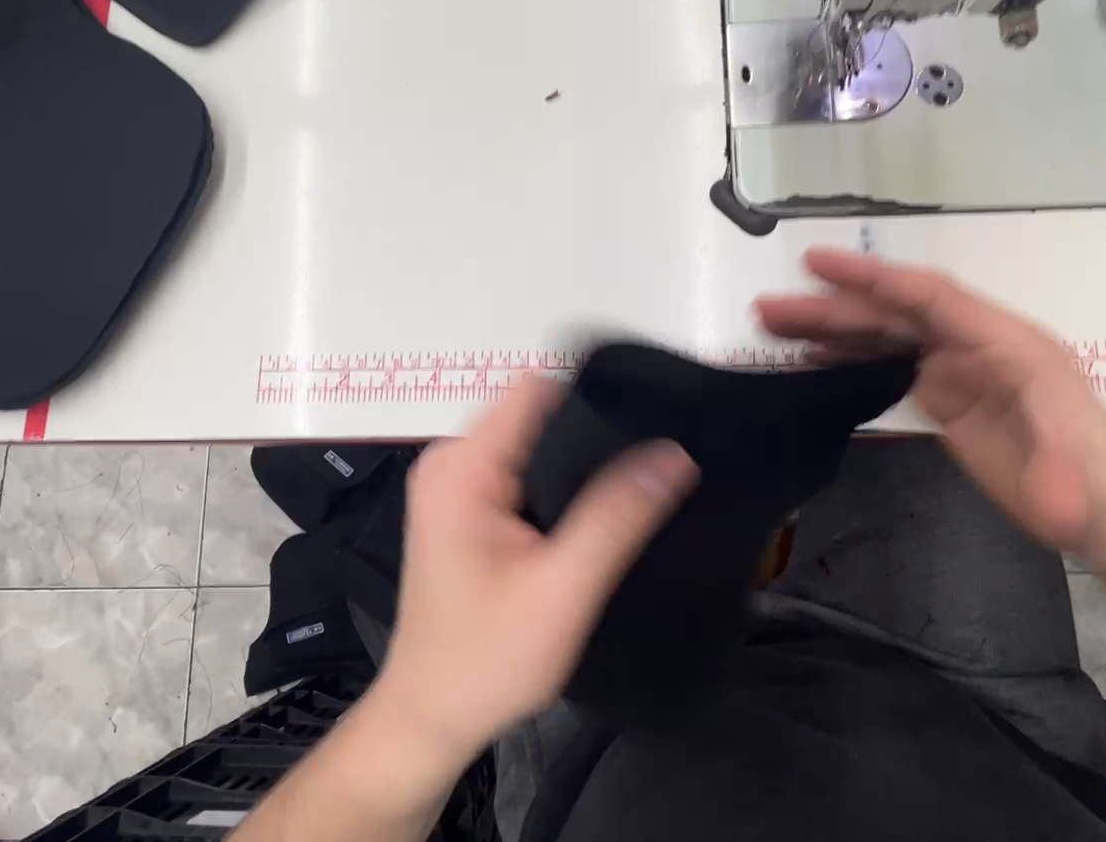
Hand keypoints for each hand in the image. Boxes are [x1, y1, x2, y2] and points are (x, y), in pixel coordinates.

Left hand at [369, 377, 697, 760]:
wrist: (432, 716)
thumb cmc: (487, 660)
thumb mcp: (562, 590)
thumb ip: (617, 517)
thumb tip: (673, 455)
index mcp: (462, 466)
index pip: (536, 389)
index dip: (591, 397)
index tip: (644, 422)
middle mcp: (451, 461)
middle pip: (536, 411)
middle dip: (590, 433)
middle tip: (646, 466)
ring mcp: (454, 483)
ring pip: (533, 441)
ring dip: (576, 461)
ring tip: (626, 489)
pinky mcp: (464, 506)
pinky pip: (521, 469)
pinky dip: (557, 482)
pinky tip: (589, 511)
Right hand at [755, 247, 1105, 571]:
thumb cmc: (1097, 490)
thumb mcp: (1083, 488)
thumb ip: (1064, 488)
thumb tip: (1053, 504)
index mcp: (1006, 344)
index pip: (930, 298)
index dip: (873, 278)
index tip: (818, 264)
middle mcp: (975, 345)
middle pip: (893, 314)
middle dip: (831, 306)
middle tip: (771, 306)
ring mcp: (957, 368)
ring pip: (884, 334)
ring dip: (830, 327)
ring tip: (776, 324)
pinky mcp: (944, 394)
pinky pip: (887, 363)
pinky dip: (847, 355)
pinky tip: (815, 355)